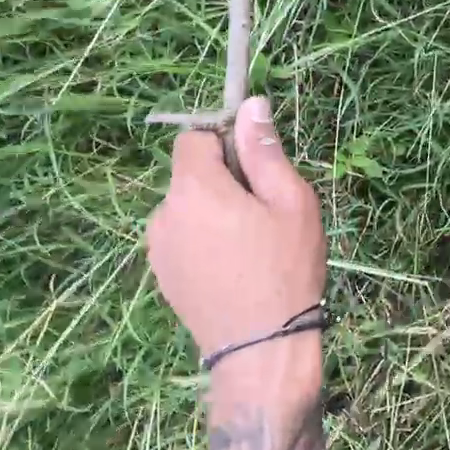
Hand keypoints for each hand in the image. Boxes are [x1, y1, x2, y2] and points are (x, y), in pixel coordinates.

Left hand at [147, 96, 327, 358]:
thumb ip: (265, 152)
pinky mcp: (162, 274)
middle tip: (266, 210)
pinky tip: (236, 265)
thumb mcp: (290, 201)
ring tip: (254, 242)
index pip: (192, 138)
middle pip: (190, 175)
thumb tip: (252, 105)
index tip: (257, 165)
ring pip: (188, 207)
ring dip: (215, 211)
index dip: (224, 141)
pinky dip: (206, 238)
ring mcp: (158, 247)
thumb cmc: (285, 265)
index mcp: (194, 189)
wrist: (261, 345)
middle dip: (225, 180)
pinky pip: (183, 237)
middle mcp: (164, 213)